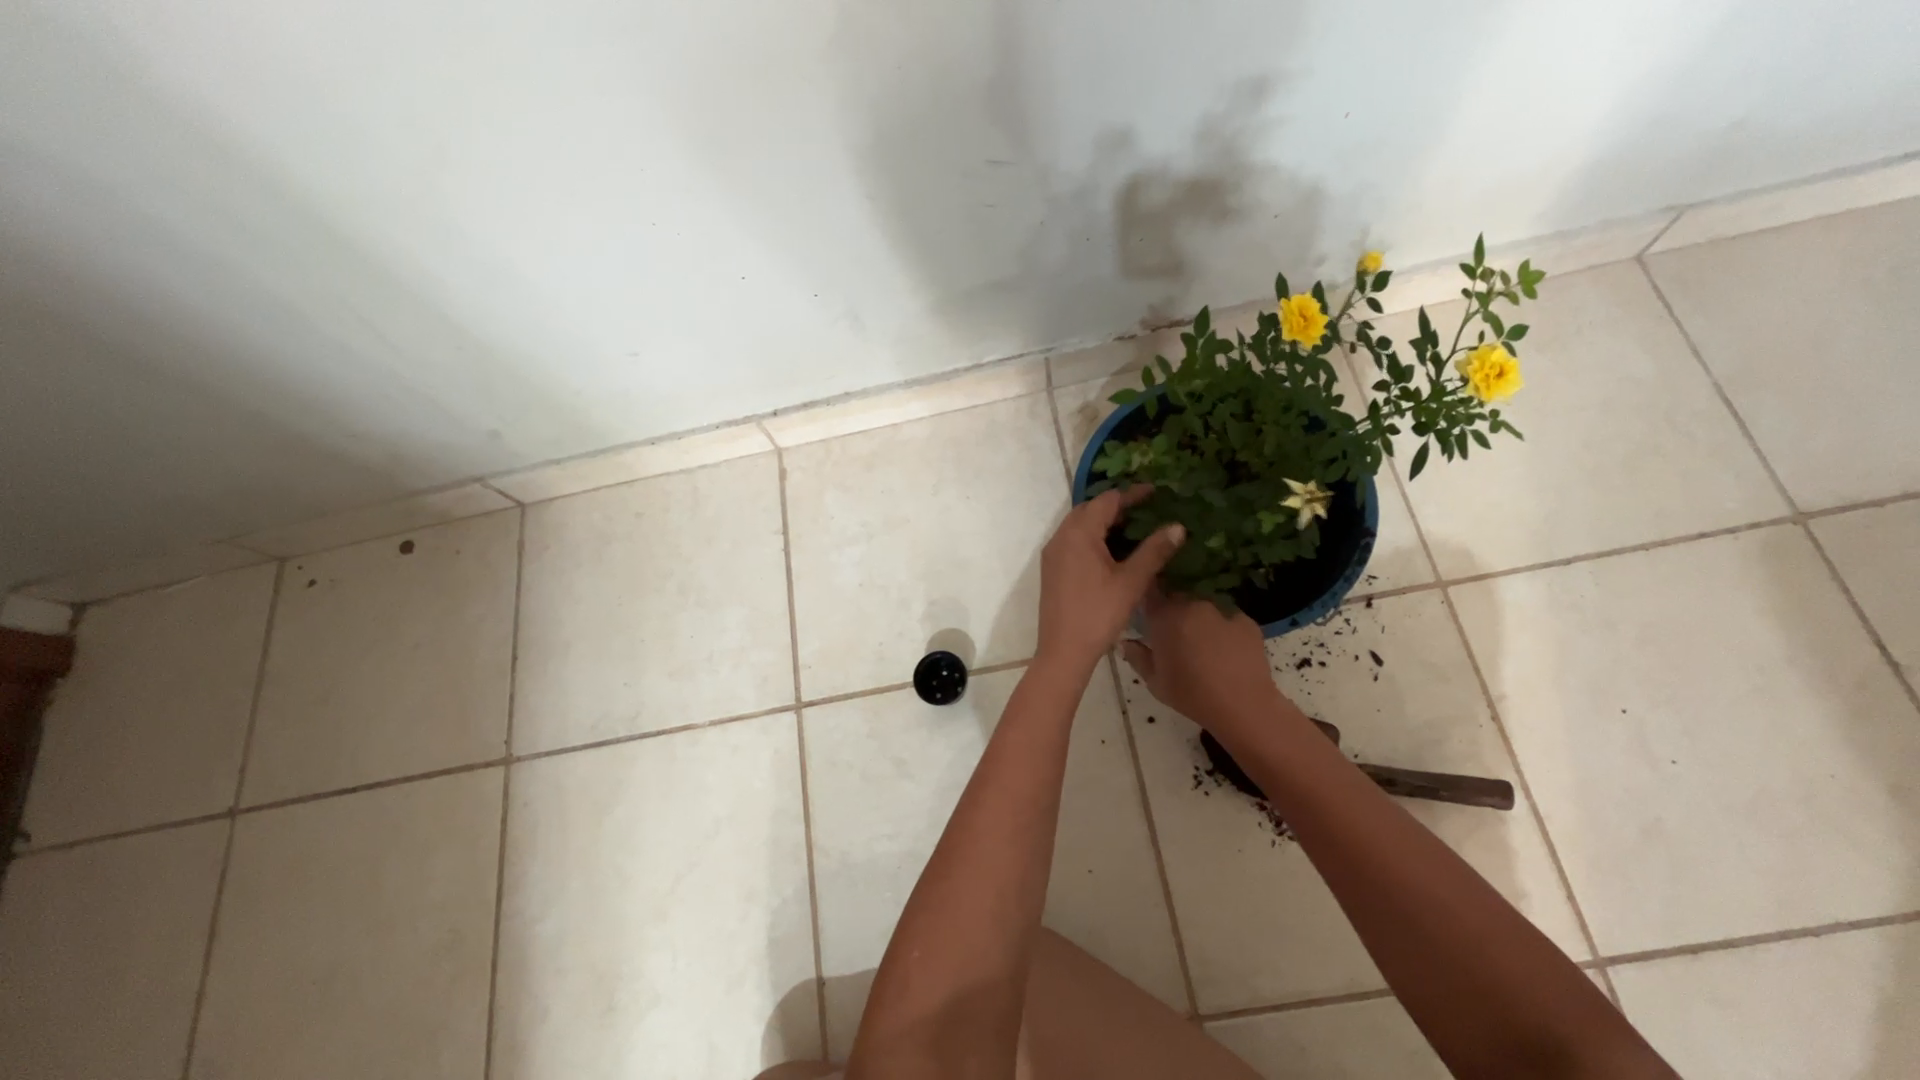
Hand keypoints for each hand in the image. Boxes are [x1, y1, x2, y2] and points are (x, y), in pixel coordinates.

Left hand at [1036, 486, 1184, 671]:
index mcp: (1079, 533)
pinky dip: (1093, 538)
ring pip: (1080, 526)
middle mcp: (1061, 537)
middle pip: (1090, 509)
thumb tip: (1178, 526)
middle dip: (1118, 506)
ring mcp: (1053, 554)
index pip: (1107, 501)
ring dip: (1105, 522)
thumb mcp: (1131, 582)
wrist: (1063, 650)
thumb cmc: (1098, 614)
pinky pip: (1073, 541)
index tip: (1156, 492)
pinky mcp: (1052, 569)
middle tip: (1147, 510)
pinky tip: (1113, 552)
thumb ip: (1154, 551)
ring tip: (1135, 529)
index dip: (1132, 494)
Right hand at [1121, 591, 1289, 737]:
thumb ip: (1137, 657)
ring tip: (1202, 645)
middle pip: (1177, 599)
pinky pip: (1227, 618)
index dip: (1148, 600)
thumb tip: (1127, 642)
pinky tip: (1225, 650)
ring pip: (1203, 608)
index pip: (1151, 593)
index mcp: (1165, 617)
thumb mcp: (1154, 682)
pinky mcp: (1245, 620)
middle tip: (1173, 637)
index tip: (1147, 613)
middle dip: (1173, 613)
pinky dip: (1222, 628)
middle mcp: (1193, 605)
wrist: (1242, 705)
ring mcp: (1222, 610)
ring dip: (1198, 620)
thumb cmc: (1190, 695)